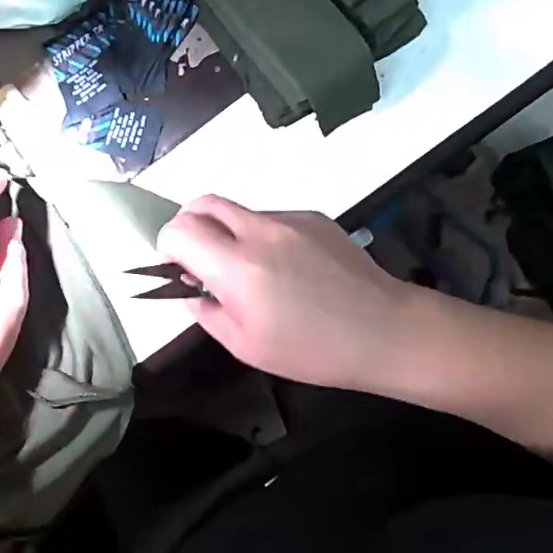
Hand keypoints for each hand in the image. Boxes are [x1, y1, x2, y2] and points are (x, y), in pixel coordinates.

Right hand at [156, 196, 416, 390]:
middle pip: (203, 202)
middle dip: (188, 224)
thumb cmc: (313, 350)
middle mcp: (261, 232)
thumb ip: (207, 312)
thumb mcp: (247, 346)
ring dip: (229, 233)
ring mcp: (291, 220)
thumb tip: (190, 290)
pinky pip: (272, 218)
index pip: (180, 229)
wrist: (384, 331)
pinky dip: (263, 236)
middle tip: (198, 256)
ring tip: (254, 273)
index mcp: (239, 267)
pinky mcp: (315, 217)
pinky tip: (288, 269)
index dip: (168, 246)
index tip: (179, 267)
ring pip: (239, 211)